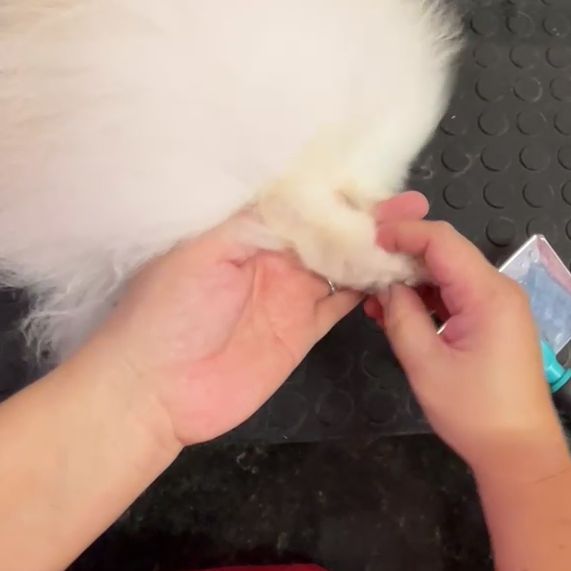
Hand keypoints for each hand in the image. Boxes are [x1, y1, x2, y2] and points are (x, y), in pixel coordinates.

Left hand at [73, 192, 430, 447]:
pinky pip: (343, 301)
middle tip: (412, 205)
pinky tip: (396, 272)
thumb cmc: (166, 311)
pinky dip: (370, 287)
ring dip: (376, 248)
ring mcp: (292, 293)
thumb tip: (304, 190)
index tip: (377, 178)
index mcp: (246, 230)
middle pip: (330, 230)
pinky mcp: (305, 328)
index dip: (339, 191)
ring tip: (415, 232)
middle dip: (369, 216)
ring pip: (344, 262)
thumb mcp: (202, 250)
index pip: (302, 202)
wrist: (155, 392)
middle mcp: (274, 257)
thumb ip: (254, 221)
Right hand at [369, 219, 570, 484]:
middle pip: (447, 253)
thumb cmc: (476, 411)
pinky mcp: (495, 321)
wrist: (520, 450)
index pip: (442, 241)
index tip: (368, 237)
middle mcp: (499, 289)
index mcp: (488, 293)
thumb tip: (387, 286)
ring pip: (450, 274)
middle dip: (404, 254)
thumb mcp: (427, 365)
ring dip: (413, 279)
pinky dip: (428, 298)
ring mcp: (500, 305)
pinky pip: (458, 296)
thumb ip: (402, 318)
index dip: (403, 232)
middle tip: (364, 263)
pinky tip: (397, 310)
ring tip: (373, 293)